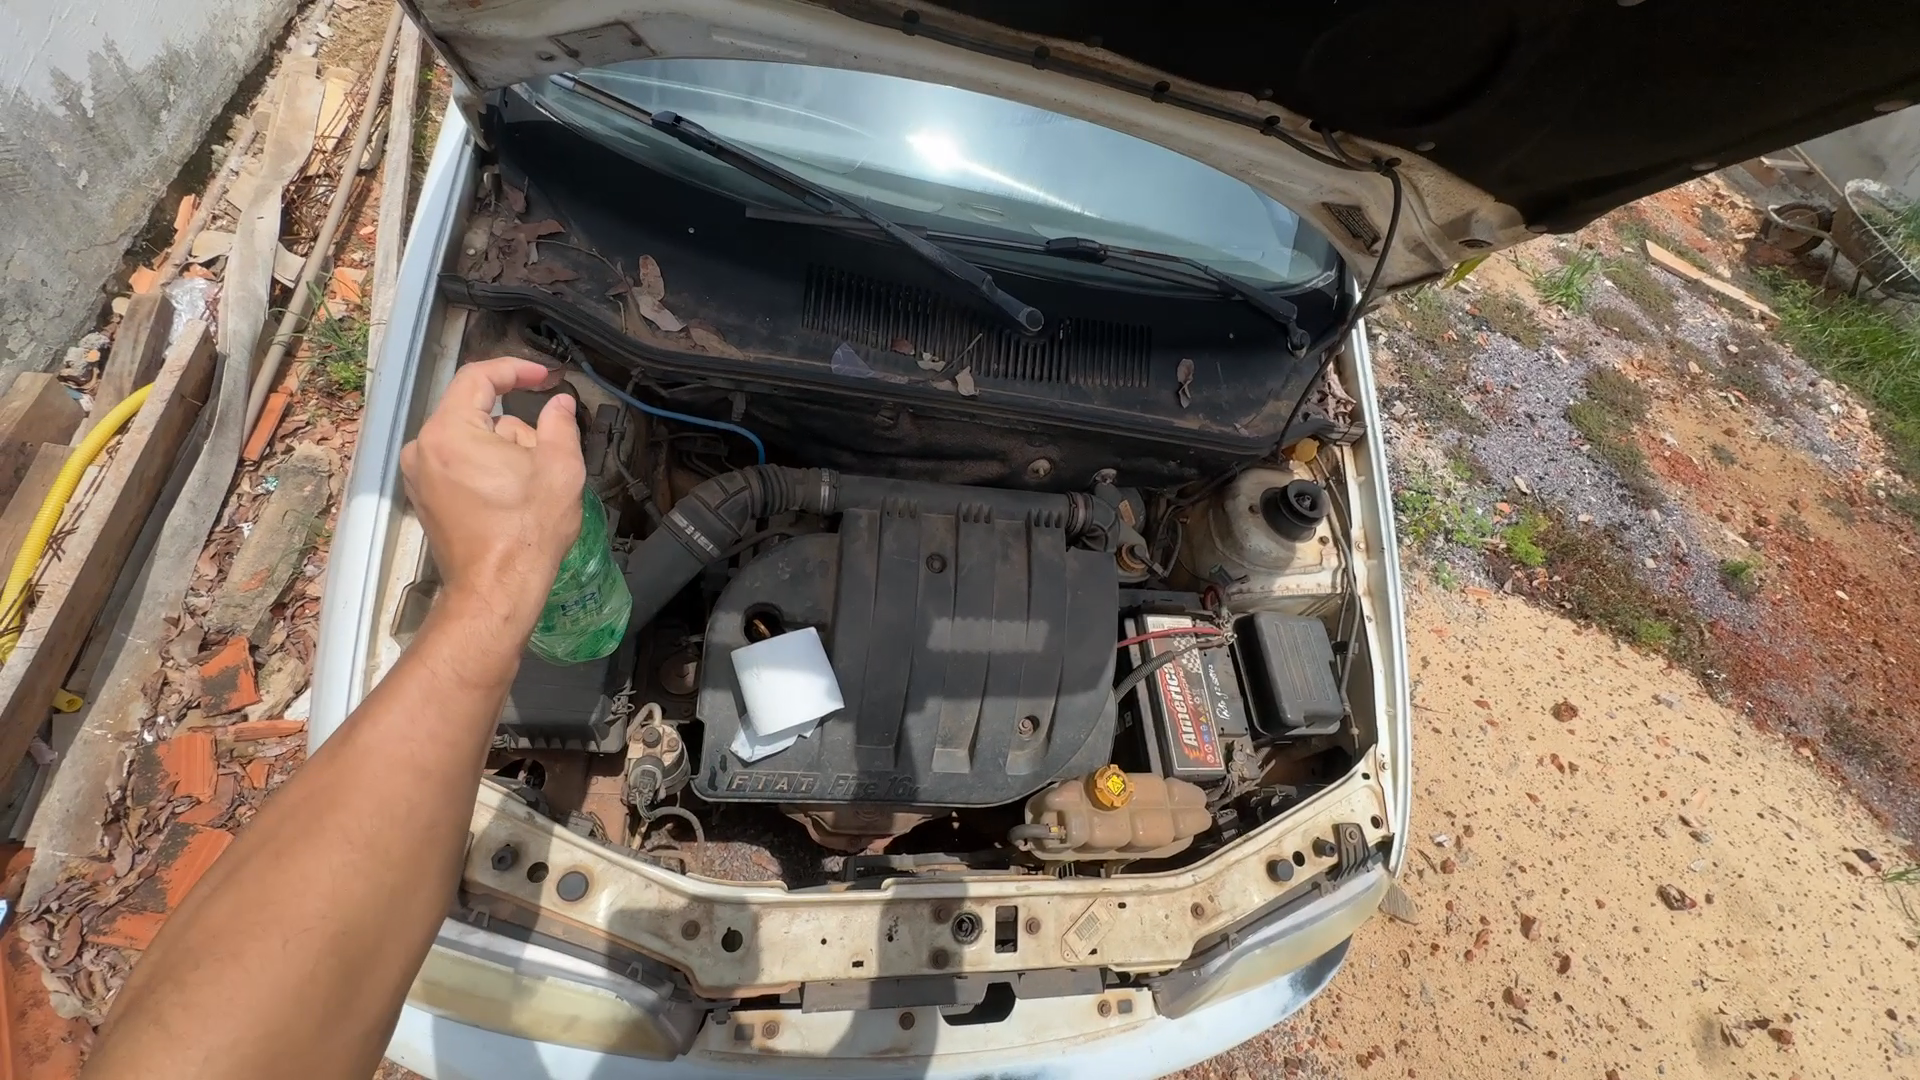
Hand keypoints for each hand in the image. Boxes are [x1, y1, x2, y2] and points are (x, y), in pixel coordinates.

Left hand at [400, 357, 583, 629]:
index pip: (479, 379)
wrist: (498, 585)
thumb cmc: (529, 527)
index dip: (516, 370)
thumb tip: (559, 403)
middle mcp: (423, 448)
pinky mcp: (425, 497)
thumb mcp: (561, 468)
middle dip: (519, 431)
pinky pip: (461, 465)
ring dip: (506, 453)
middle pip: (480, 415)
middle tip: (550, 461)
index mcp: (450, 432)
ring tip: (533, 488)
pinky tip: (513, 499)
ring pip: (473, 442)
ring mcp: (419, 475)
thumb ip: (561, 425)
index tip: (547, 377)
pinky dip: (489, 470)